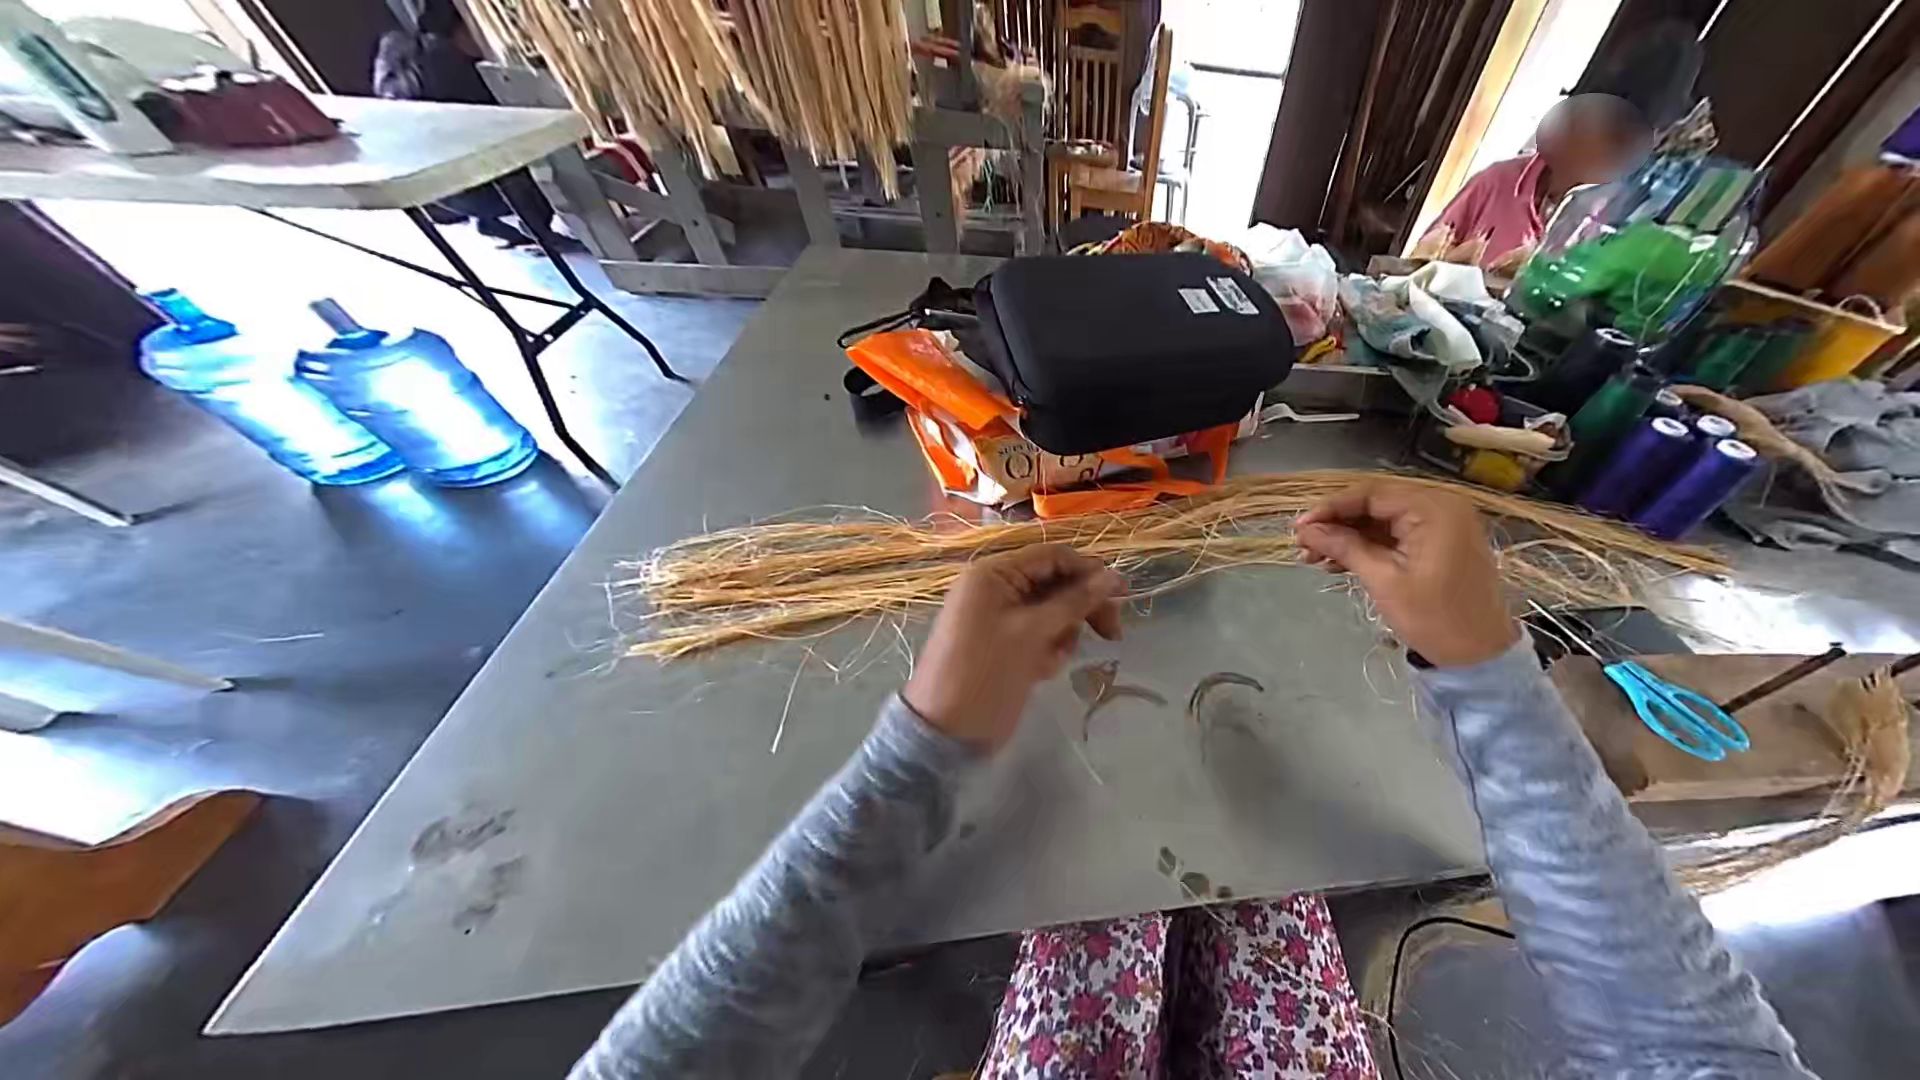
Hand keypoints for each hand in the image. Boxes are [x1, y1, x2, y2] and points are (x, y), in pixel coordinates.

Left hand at [904, 544, 1124, 749]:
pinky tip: (1039, 672)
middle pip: (1055, 583)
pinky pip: (1041, 635)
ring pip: (1052, 612)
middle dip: (1081, 607)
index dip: (1088, 571)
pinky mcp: (1006, 644)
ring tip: (1050, 661)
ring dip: (1062, 634)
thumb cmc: (985, 673)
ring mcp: (1000, 617)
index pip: (1051, 556)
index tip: (1123, 593)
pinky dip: (1048, 650)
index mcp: (992, 574)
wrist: (947, 731)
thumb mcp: (1031, 633)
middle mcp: (996, 588)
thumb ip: (1073, 602)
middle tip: (1112, 634)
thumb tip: (1113, 577)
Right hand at [1295, 481, 1518, 667]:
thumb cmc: (1434, 616)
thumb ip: (1343, 546)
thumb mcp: (1382, 579)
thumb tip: (1305, 530)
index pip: (1370, 495)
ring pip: (1377, 520)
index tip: (1299, 527)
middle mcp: (1440, 508)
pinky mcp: (1434, 543)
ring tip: (1314, 557)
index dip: (1329, 508)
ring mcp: (1439, 525)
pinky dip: (1362, 545)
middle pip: (1372, 504)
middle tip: (1304, 544)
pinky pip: (1390, 534)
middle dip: (1335, 524)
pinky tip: (1336, 562)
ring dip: (1344, 536)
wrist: (1479, 654)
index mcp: (1434, 510)